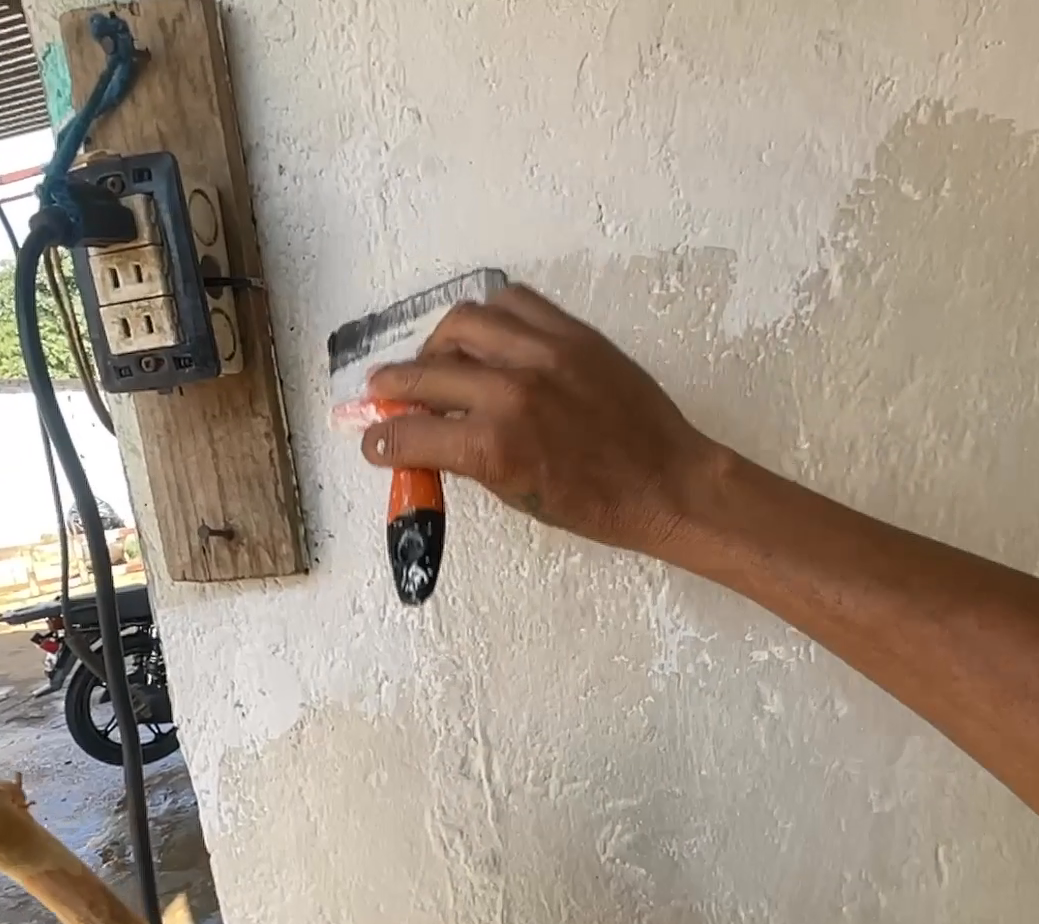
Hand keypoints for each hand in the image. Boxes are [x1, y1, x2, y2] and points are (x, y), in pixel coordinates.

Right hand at [359, 285, 723, 554]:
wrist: (665, 481)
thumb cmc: (594, 506)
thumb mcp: (518, 496)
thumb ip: (467, 460)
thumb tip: (429, 438)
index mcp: (493, 447)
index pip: (411, 434)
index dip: (381, 441)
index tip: (373, 443)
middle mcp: (509, 392)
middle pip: (423, 373)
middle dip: (390, 387)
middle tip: (381, 394)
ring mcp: (542, 354)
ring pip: (462, 323)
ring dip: (436, 344)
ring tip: (438, 361)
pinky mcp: (572, 333)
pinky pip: (513, 302)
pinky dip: (489, 318)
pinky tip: (488, 339)